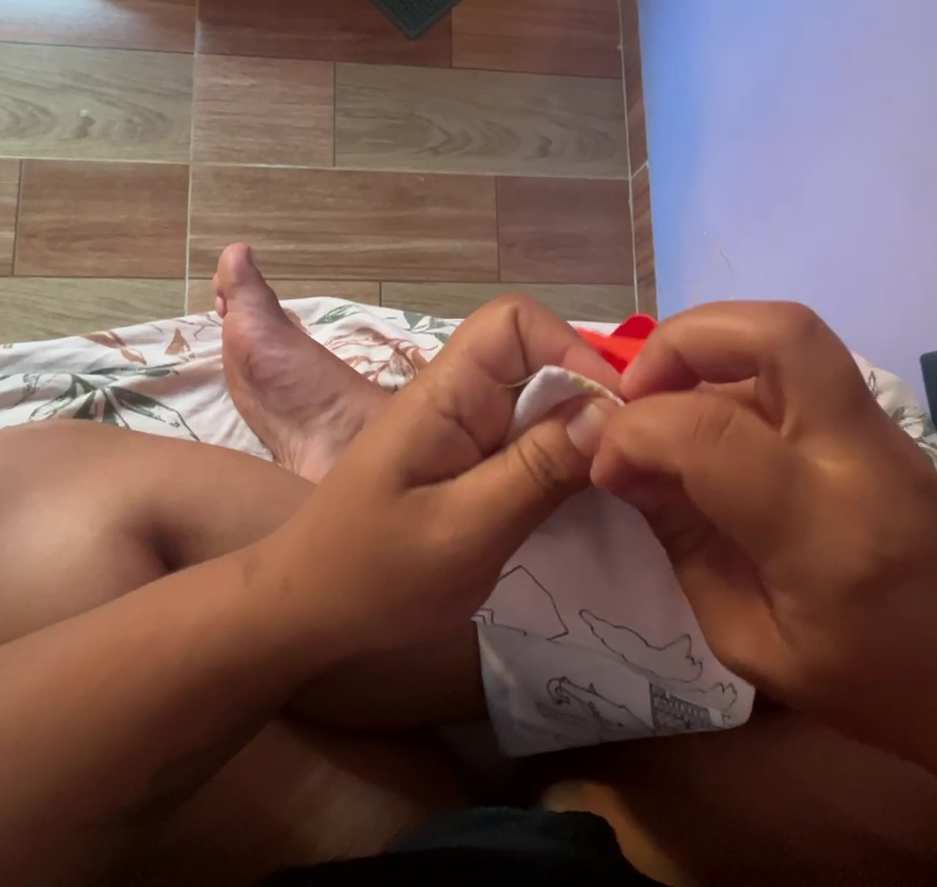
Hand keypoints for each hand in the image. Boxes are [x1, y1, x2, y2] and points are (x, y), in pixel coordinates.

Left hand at [263, 296, 621, 657]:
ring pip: (539, 405)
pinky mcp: (470, 467)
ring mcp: (463, 435)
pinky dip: (561, 465)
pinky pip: (528, 446)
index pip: (514, 323)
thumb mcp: (463, 531)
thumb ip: (536, 472)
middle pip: (537, 362)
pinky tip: (581, 502)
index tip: (613, 415)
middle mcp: (456, 401)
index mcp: (443, 395)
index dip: (571, 349)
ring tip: (612, 486)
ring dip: (578, 437)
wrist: (310, 614)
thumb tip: (610, 412)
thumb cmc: (374, 576)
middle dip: (587, 400)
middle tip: (625, 464)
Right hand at [588, 302, 936, 772]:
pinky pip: (800, 365)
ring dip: (708, 345)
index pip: (710, 432)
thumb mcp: (746, 641)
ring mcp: (884, 431)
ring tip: (663, 398)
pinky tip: (708, 417)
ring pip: (792, 332)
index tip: (605, 463)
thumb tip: (621, 462)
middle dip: (681, 341)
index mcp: (825, 534)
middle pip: (777, 334)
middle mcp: (862, 459)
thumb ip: (682, 539)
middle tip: (634, 390)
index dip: (635, 432)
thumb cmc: (865, 685)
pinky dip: (734, 368)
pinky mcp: (884, 424)